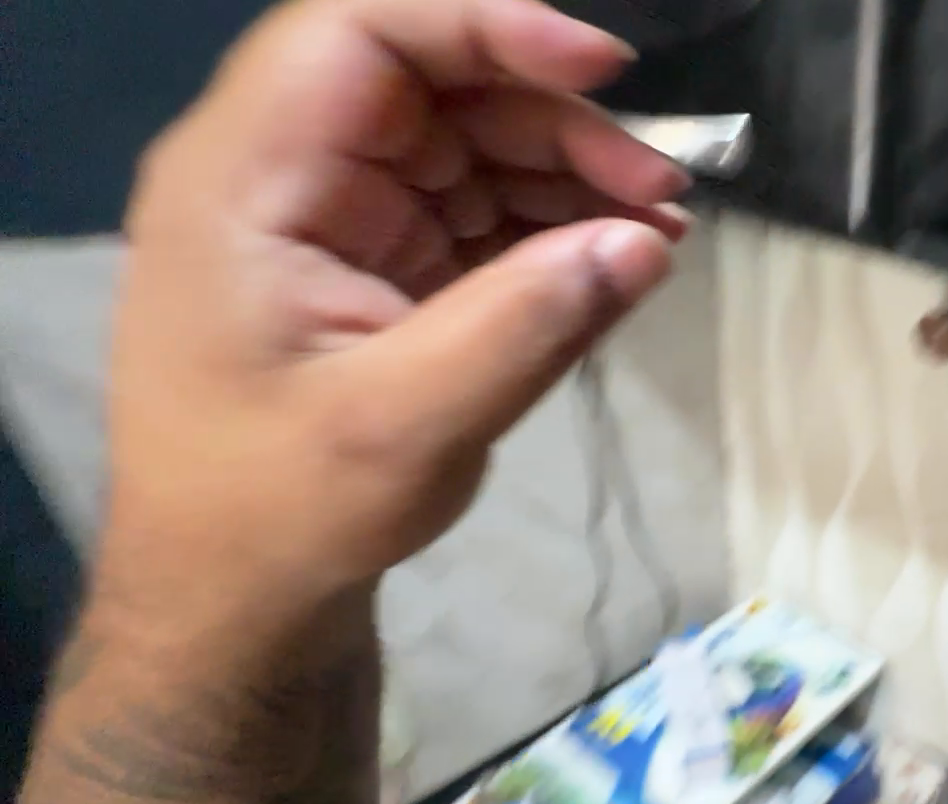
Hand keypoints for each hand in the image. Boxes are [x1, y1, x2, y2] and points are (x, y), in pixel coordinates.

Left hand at [102, 0, 688, 634]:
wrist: (254, 577)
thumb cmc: (292, 502)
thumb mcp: (411, 419)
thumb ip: (530, 325)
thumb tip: (648, 243)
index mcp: (258, 180)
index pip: (367, 38)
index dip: (489, 28)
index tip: (609, 71)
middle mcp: (308, 181)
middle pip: (450, 99)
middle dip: (567, 132)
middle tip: (667, 193)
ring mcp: (362, 229)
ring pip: (485, 161)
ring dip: (580, 185)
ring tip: (662, 233)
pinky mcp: (408, 277)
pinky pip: (499, 229)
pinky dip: (567, 239)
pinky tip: (623, 264)